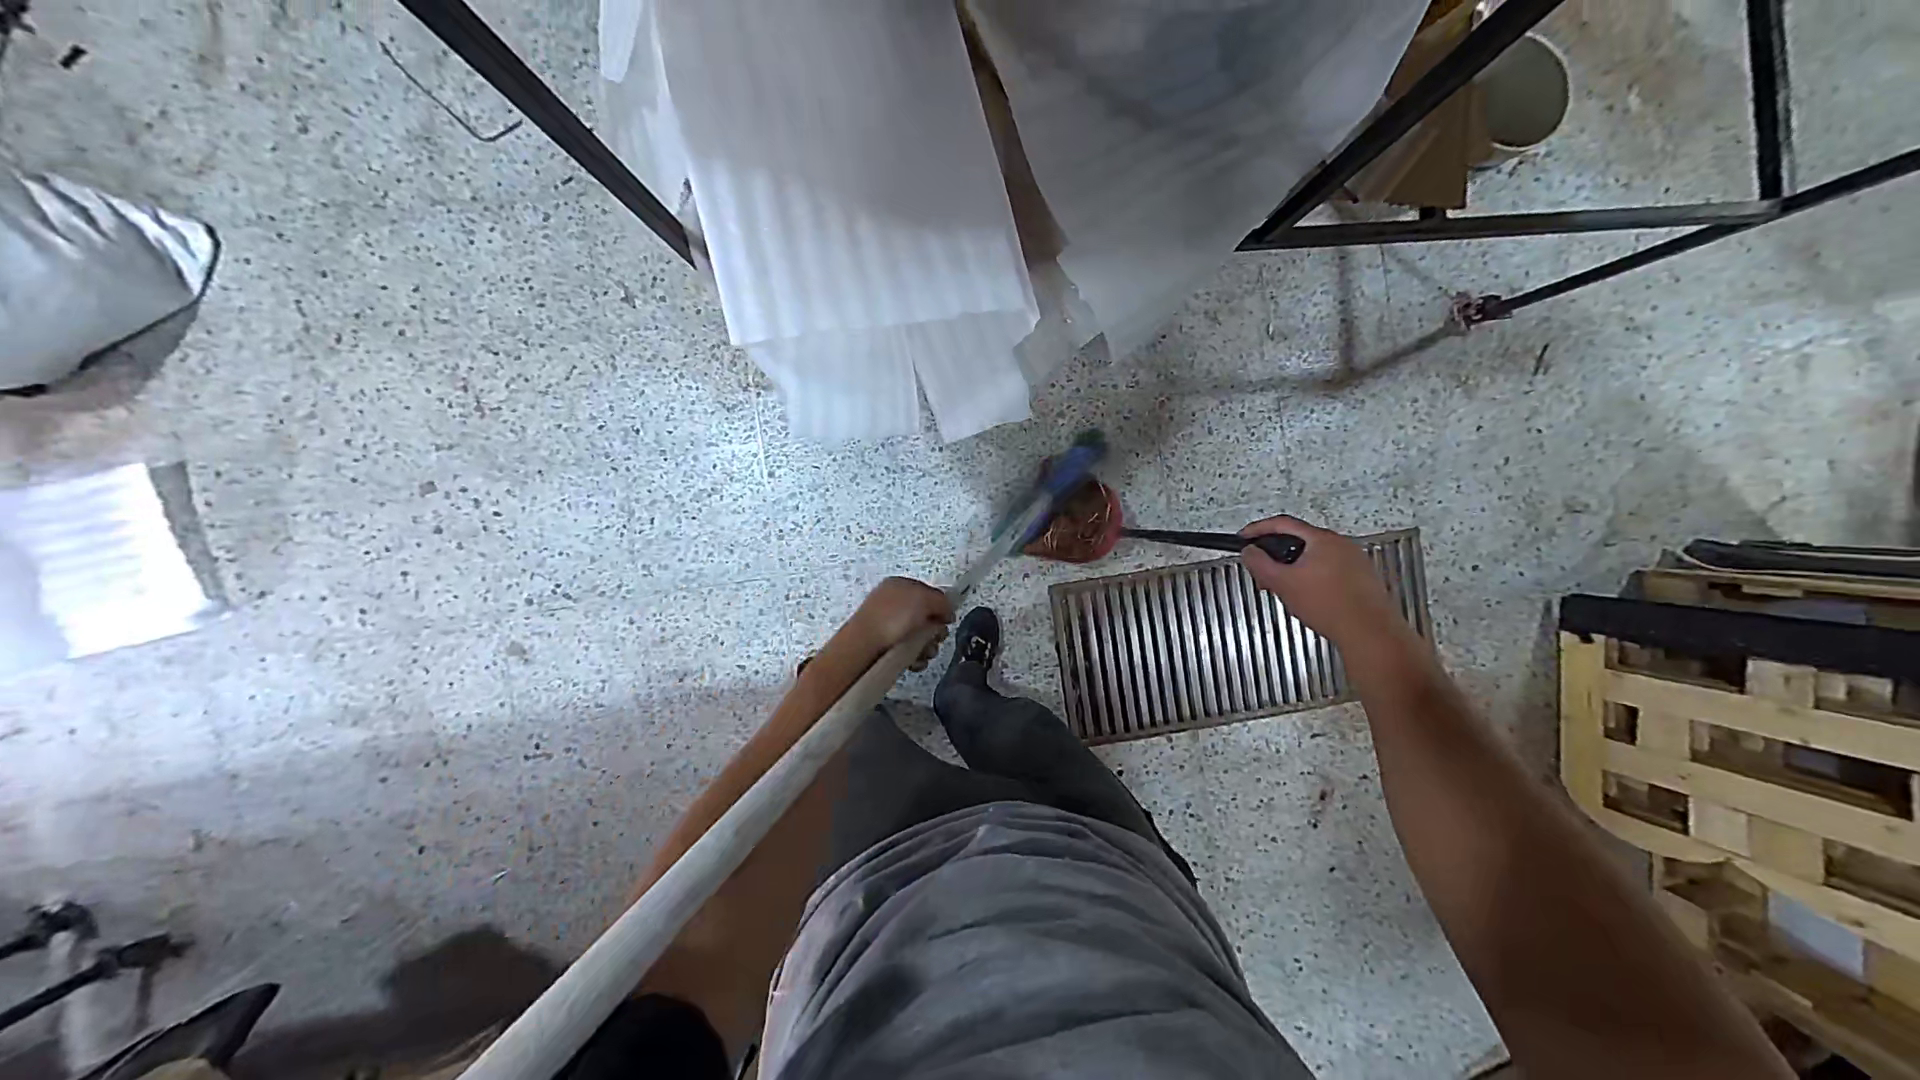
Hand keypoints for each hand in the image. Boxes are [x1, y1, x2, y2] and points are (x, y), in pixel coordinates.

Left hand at [855, 577, 953, 670]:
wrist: (865, 646)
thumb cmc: (891, 617)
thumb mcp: (925, 598)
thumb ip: (943, 601)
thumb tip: (949, 611)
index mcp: (900, 585)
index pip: (929, 593)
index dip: (941, 606)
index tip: (946, 618)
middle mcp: (893, 604)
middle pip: (927, 617)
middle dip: (935, 630)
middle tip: (934, 636)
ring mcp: (889, 626)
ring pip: (920, 637)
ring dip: (928, 646)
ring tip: (923, 652)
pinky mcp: (887, 647)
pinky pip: (910, 651)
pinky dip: (916, 657)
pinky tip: (914, 660)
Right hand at [1240, 516, 1408, 648]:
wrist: (1368, 633)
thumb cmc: (1331, 607)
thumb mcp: (1282, 583)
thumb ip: (1260, 564)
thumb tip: (1249, 552)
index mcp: (1322, 540)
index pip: (1282, 524)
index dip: (1258, 530)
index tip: (1246, 537)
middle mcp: (1342, 545)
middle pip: (1299, 541)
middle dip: (1276, 556)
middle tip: (1263, 572)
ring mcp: (1355, 561)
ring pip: (1314, 558)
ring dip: (1294, 570)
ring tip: (1285, 590)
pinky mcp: (1362, 579)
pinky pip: (1329, 571)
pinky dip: (1312, 579)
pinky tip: (1308, 599)